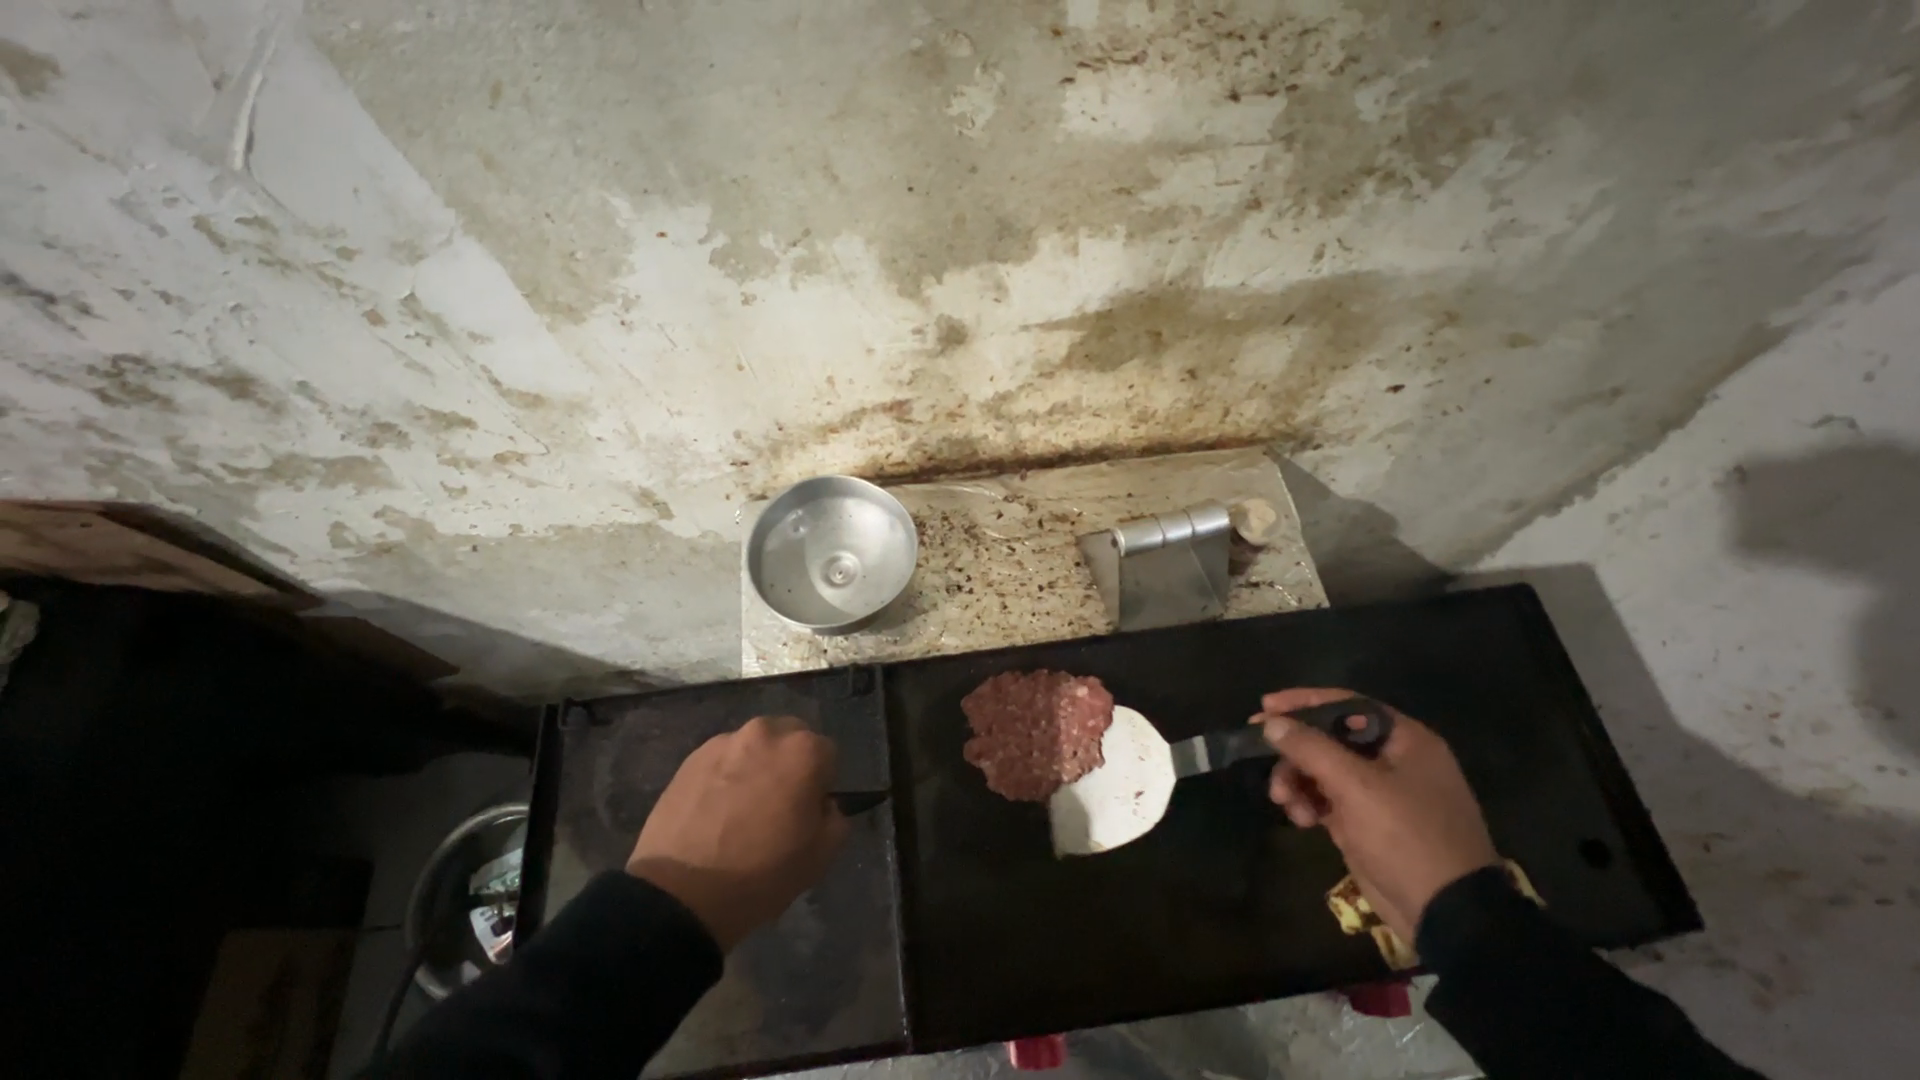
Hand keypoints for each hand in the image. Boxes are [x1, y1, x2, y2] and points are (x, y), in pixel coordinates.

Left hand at [625, 715, 849, 950]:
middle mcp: (765, 733)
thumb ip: (835, 817)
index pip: (828, 753)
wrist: (681, 894)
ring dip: (755, 767)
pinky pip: (722, 761)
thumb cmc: (762, 874)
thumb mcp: (822, 855)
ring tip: (741, 809)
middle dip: (789, 764)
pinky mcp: (689, 759)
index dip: (822, 783)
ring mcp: (723, 743)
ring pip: (753, 748)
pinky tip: (715, 811)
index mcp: (803, 750)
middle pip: (789, 739)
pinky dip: (725, 777)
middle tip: (778, 805)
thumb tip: (822, 804)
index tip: (809, 811)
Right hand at [1253, 688, 1498, 941]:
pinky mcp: (1368, 823)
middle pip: (1331, 739)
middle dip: (1296, 752)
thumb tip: (1271, 722)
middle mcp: (1394, 760)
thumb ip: (1311, 748)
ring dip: (1297, 780)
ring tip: (1283, 800)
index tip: (1264, 706)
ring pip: (1324, 771)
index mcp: (1405, 740)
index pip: (1347, 705)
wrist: (1445, 912)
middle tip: (1261, 758)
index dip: (1303, 702)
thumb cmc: (1406, 836)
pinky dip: (1310, 804)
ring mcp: (1381, 794)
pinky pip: (1329, 799)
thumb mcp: (1356, 786)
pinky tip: (1300, 818)